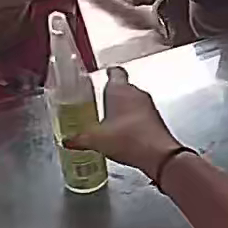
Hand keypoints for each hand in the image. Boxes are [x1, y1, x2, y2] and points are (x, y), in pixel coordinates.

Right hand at [63, 67, 182, 172]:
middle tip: (99, 102)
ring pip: (133, 101)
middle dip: (112, 94)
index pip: (115, 72)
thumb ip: (80, 138)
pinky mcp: (155, 120)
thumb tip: (68, 140)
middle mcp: (136, 94)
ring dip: (122, 108)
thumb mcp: (96, 140)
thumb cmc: (129, 139)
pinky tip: (123, 133)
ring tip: (109, 120)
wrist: (159, 155)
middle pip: (123, 87)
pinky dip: (132, 120)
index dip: (108, 72)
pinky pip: (140, 114)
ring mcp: (148, 106)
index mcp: (120, 90)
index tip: (103, 74)